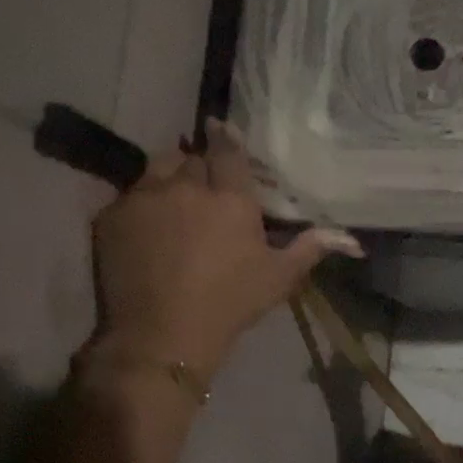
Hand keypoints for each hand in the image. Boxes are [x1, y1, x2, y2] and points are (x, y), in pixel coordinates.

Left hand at [90, 119, 361, 380]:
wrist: (162, 335)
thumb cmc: (231, 303)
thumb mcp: (279, 277)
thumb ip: (311, 248)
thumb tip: (351, 239)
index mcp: (229, 198)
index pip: (227, 150)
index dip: (225, 137)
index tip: (220, 127)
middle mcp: (185, 187)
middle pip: (191, 158)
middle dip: (200, 165)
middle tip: (207, 183)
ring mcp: (143, 199)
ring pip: (157, 169)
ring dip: (169, 176)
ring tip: (176, 196)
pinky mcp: (111, 217)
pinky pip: (129, 196)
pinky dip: (142, 203)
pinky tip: (150, 226)